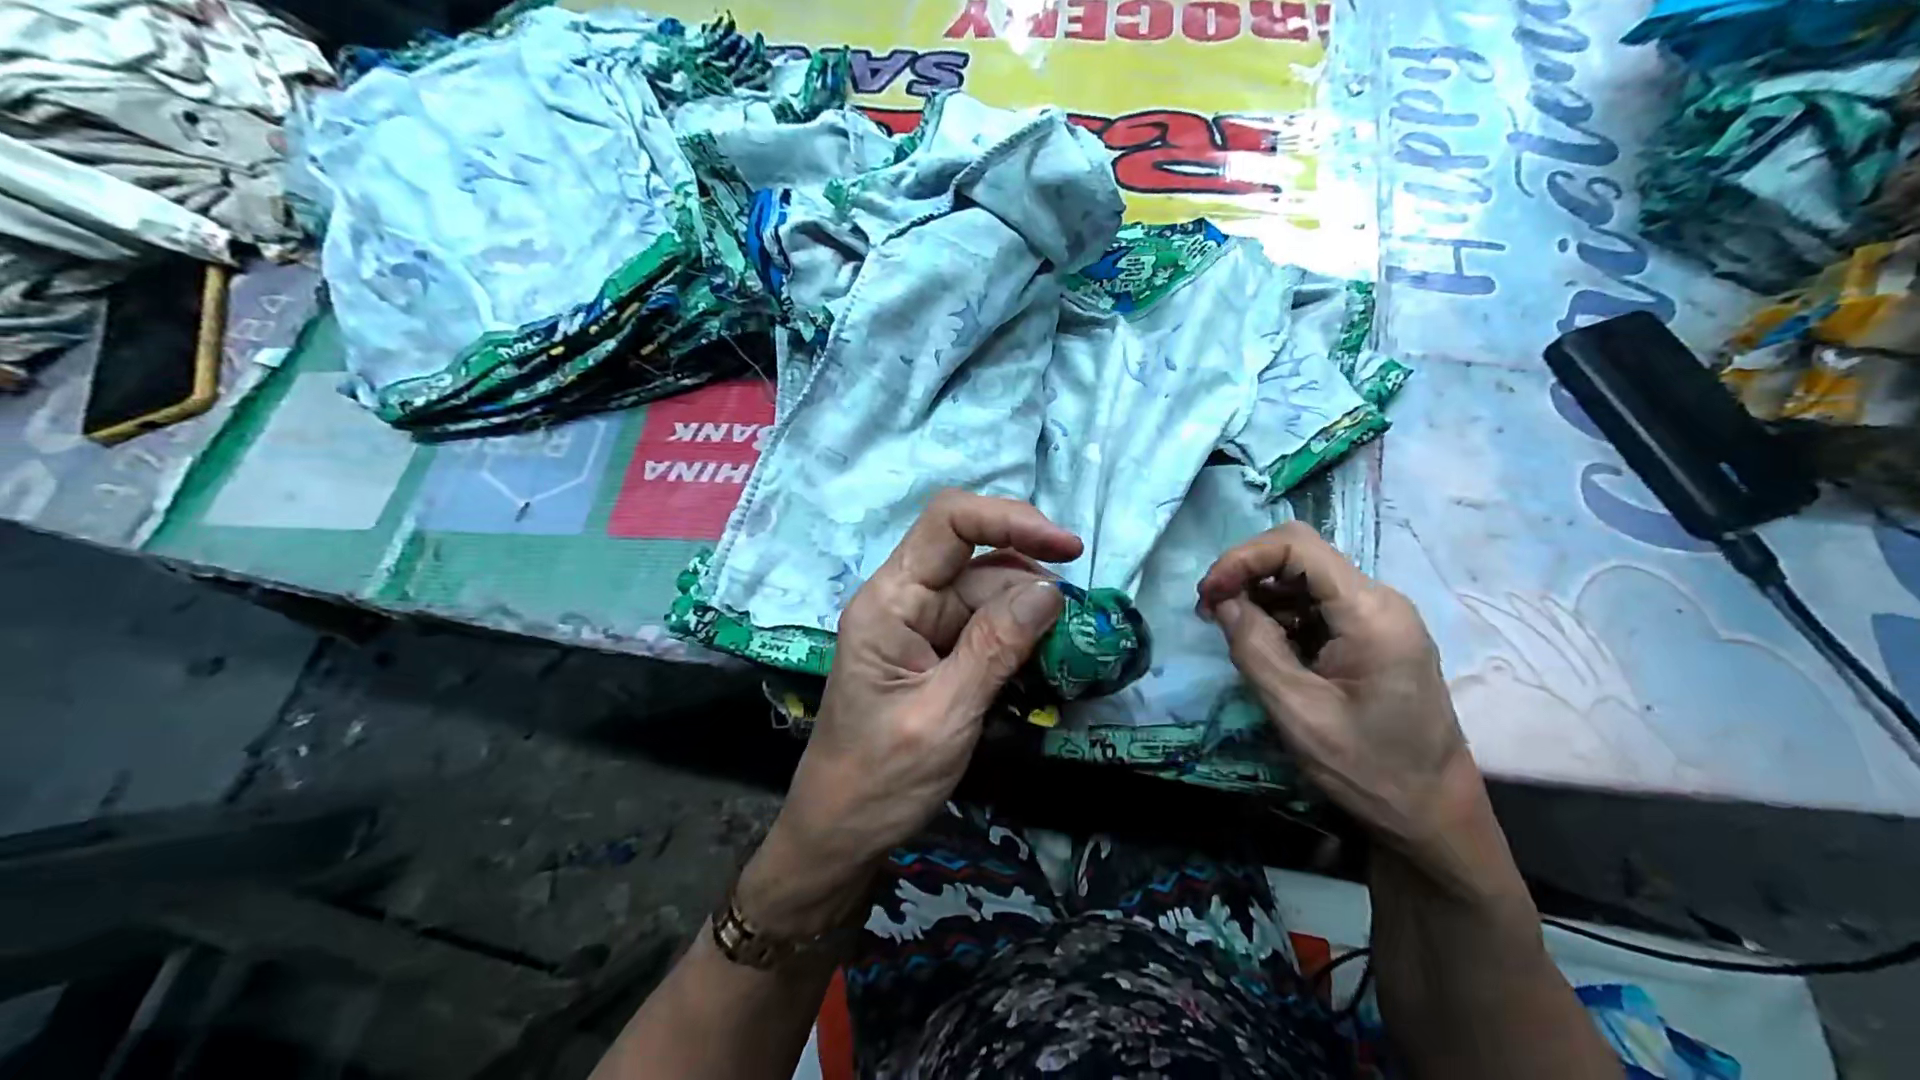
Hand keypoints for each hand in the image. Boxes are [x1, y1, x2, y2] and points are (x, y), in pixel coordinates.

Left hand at [740, 491, 1081, 935]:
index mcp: (890, 601)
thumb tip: (1051, 592)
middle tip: (1076, 630)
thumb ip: (995, 648)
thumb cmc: (880, 779)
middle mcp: (904, 599)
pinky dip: (1018, 638)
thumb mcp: (944, 714)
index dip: (1010, 519)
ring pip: (988, 594)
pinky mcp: (935, 652)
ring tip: (1064, 654)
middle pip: (978, 560)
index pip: (948, 522)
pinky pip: (984, 626)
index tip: (1069, 549)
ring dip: (1031, 615)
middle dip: (1031, 584)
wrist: (841, 833)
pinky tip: (1042, 662)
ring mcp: (920, 626)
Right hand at [1198, 523, 1507, 895]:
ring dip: (1259, 596)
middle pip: (1299, 556)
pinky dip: (1279, 616)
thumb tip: (1222, 601)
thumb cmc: (1368, 768)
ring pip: (1303, 579)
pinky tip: (1263, 647)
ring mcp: (1378, 618)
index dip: (1242, 558)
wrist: (1432, 816)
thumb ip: (1255, 648)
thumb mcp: (1299, 711)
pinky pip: (1315, 605)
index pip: (1297, 546)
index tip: (1208, 596)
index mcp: (1371, 613)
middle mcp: (1379, 602)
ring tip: (1231, 634)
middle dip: (1246, 575)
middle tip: (1210, 613)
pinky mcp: (1371, 636)